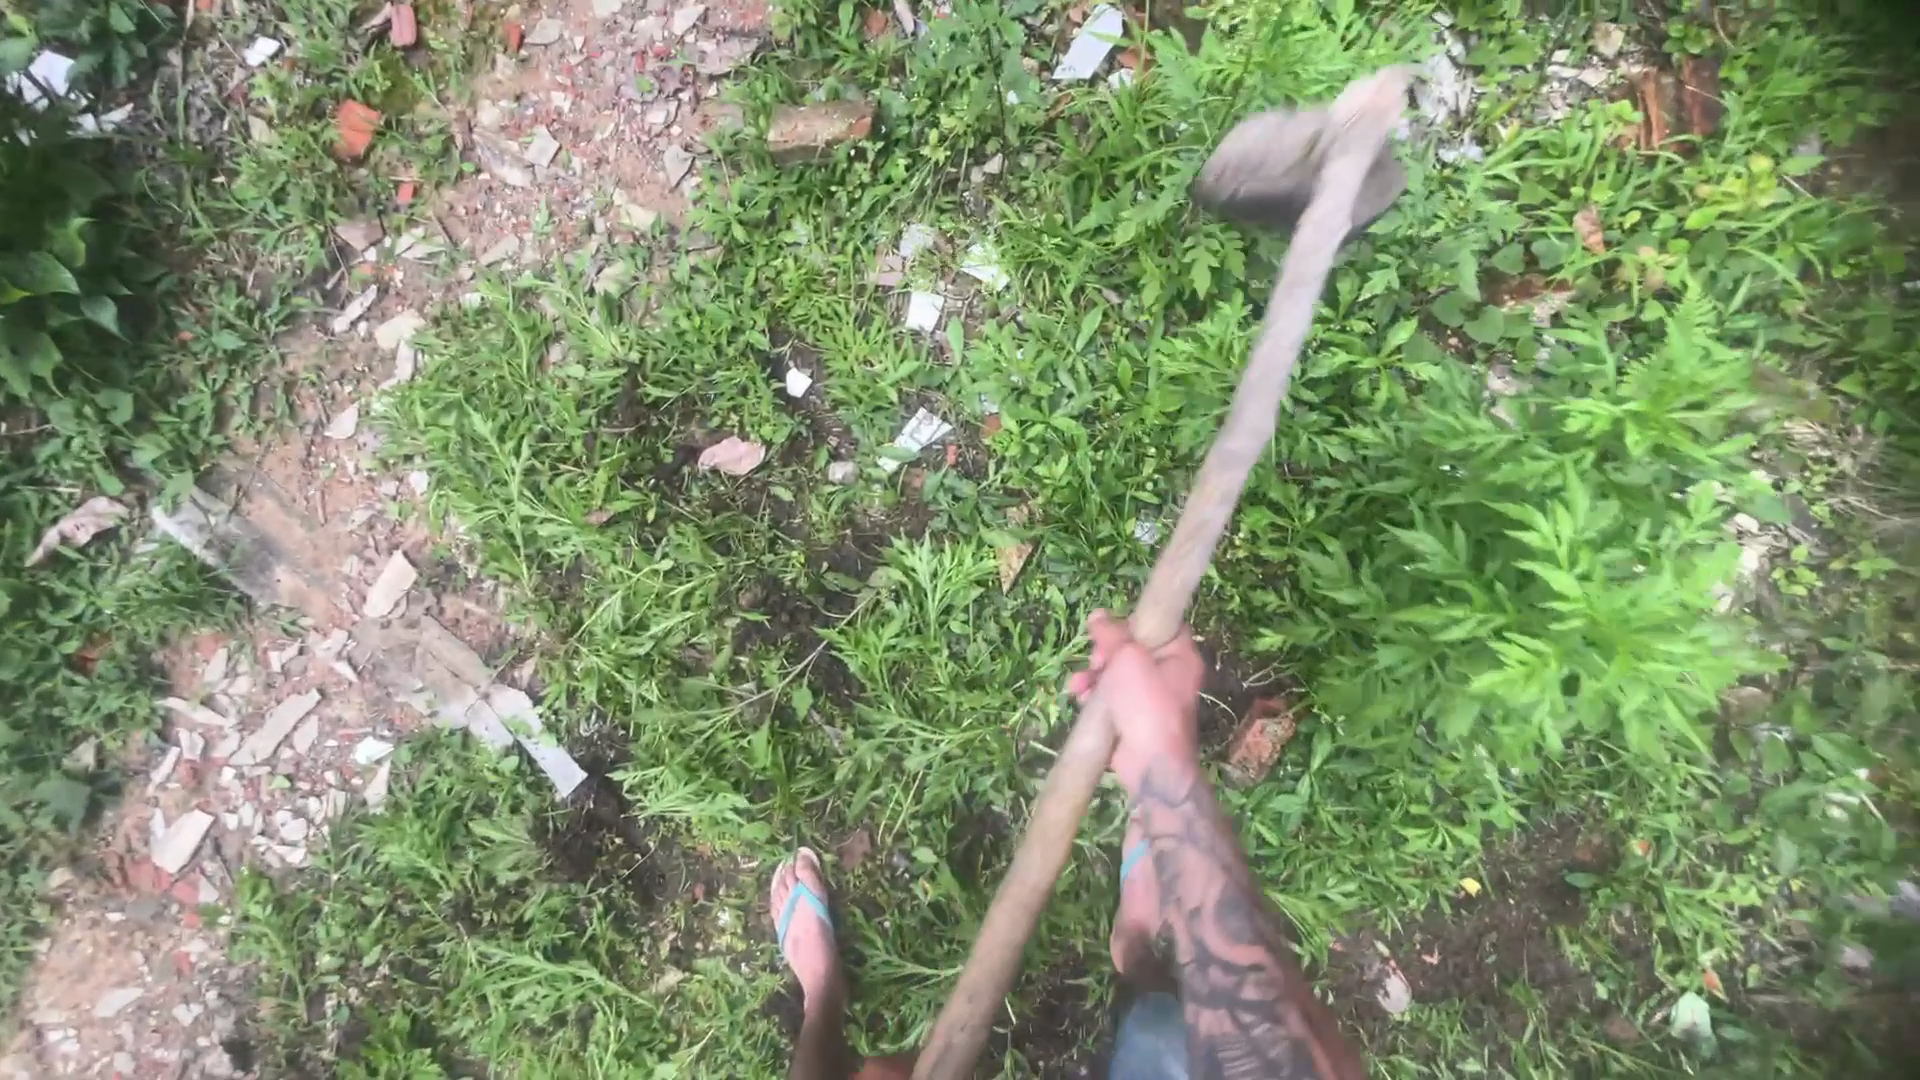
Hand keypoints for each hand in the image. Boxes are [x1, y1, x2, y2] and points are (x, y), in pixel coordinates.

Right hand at [1066, 610, 1204, 795]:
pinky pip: (1110, 697)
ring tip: (1080, 684)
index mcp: (1179, 655)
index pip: (1159, 625)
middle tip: (1095, 661)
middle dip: (1104, 653)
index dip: (1133, 622)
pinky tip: (1081, 699)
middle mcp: (1168, 674)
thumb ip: (1112, 634)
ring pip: (1115, 674)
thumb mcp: (1127, 658)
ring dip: (1092, 676)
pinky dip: (1094, 696)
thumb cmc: (1146, 704)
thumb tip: (1098, 615)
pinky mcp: (1132, 718)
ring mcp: (1150, 698)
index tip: (1110, 629)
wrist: (1150, 763)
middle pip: (1131, 649)